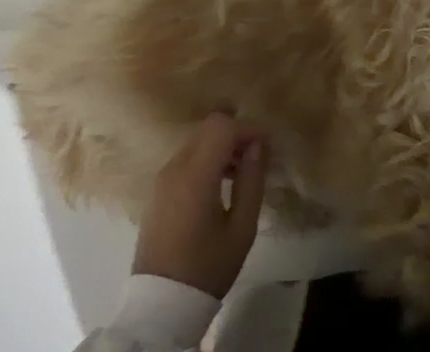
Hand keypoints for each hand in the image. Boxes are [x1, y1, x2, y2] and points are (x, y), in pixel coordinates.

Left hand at [132, 112, 268, 297]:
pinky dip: (207, 158)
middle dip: (237, 134)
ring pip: (197, 141)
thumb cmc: (207, 267)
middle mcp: (174, 167)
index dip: (250, 128)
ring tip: (245, 171)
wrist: (161, 303)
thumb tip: (258, 146)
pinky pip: (186, 158)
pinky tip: (222, 182)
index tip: (271, 145)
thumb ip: (252, 181)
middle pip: (208, 128)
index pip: (223, 127)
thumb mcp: (241, 228)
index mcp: (195, 175)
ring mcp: (162, 178)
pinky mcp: (158, 189)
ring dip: (222, 146)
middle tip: (260, 156)